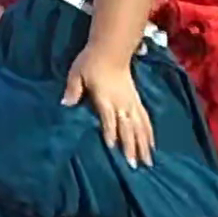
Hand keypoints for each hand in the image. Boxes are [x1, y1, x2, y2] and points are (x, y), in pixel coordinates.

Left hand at [62, 45, 153, 167]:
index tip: (113, 150)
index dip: (111, 134)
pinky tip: (153, 144)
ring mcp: (131, 102)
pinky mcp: (136, 100)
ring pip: (140, 126)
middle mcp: (121, 102)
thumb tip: (65, 105)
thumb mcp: (77, 73)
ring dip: (143, 144)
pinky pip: (145, 119)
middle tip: (134, 166)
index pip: (109, 119)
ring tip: (148, 162)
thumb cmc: (90, 61)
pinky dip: (150, 133)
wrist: (111, 49)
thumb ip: (73, 90)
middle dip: (130, 146)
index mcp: (105, 98)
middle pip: (127, 127)